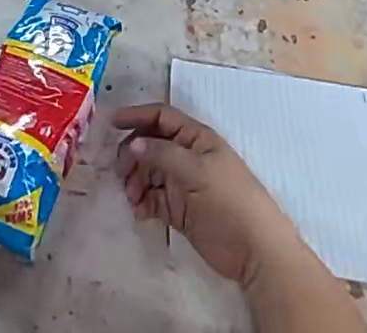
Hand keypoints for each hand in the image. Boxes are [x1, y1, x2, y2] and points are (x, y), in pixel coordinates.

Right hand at [112, 104, 305, 287]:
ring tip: (132, 196)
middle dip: (132, 153)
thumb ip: (163, 154)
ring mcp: (181, 183)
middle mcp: (186, 156)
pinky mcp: (177, 209)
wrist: (254, 250)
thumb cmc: (229, 200)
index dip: (137, 116)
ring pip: (148, 172)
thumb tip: (133, 144)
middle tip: (122, 171)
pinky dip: (141, 201)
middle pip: (150, 144)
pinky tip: (139, 210)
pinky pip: (151, 197)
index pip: (162, 117)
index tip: (112, 123)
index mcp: (195, 139)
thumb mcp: (197, 171)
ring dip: (135, 180)